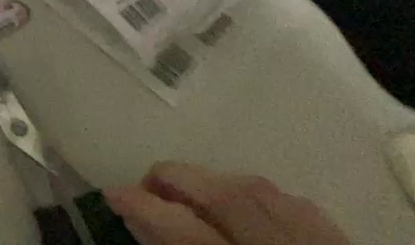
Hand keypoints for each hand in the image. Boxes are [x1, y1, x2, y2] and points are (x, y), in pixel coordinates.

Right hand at [106, 162, 351, 244]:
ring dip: (214, 184)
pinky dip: (263, 199)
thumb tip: (143, 228)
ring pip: (262, 191)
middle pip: (226, 198)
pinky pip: (302, 208)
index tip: (112, 195)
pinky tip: (247, 211)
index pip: (189, 234)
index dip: (144, 207)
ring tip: (189, 196)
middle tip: (145, 187)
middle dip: (174, 179)